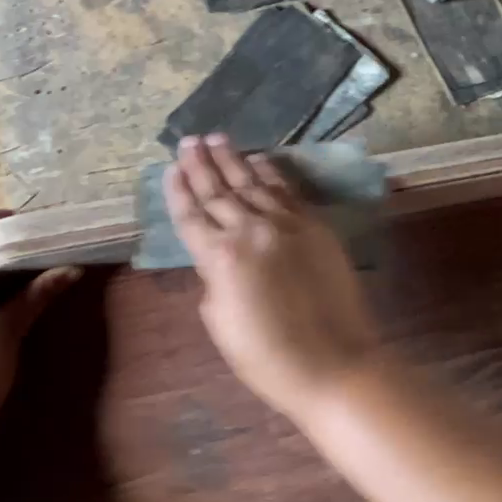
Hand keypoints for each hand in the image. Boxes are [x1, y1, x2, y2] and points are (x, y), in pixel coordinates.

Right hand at [164, 134, 380, 418]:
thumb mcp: (219, 321)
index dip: (178, 190)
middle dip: (201, 164)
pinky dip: (269, 172)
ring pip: (252, 183)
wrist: (331, 362)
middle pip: (219, 191)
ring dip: (233, 159)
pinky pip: (286, 190)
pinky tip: (258, 159)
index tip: (170, 167)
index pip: (191, 215)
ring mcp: (285, 224)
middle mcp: (249, 230)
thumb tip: (219, 258)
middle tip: (188, 140)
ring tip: (217, 139)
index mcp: (218, 258)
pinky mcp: (314, 225)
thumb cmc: (266, 356)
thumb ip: (213, 279)